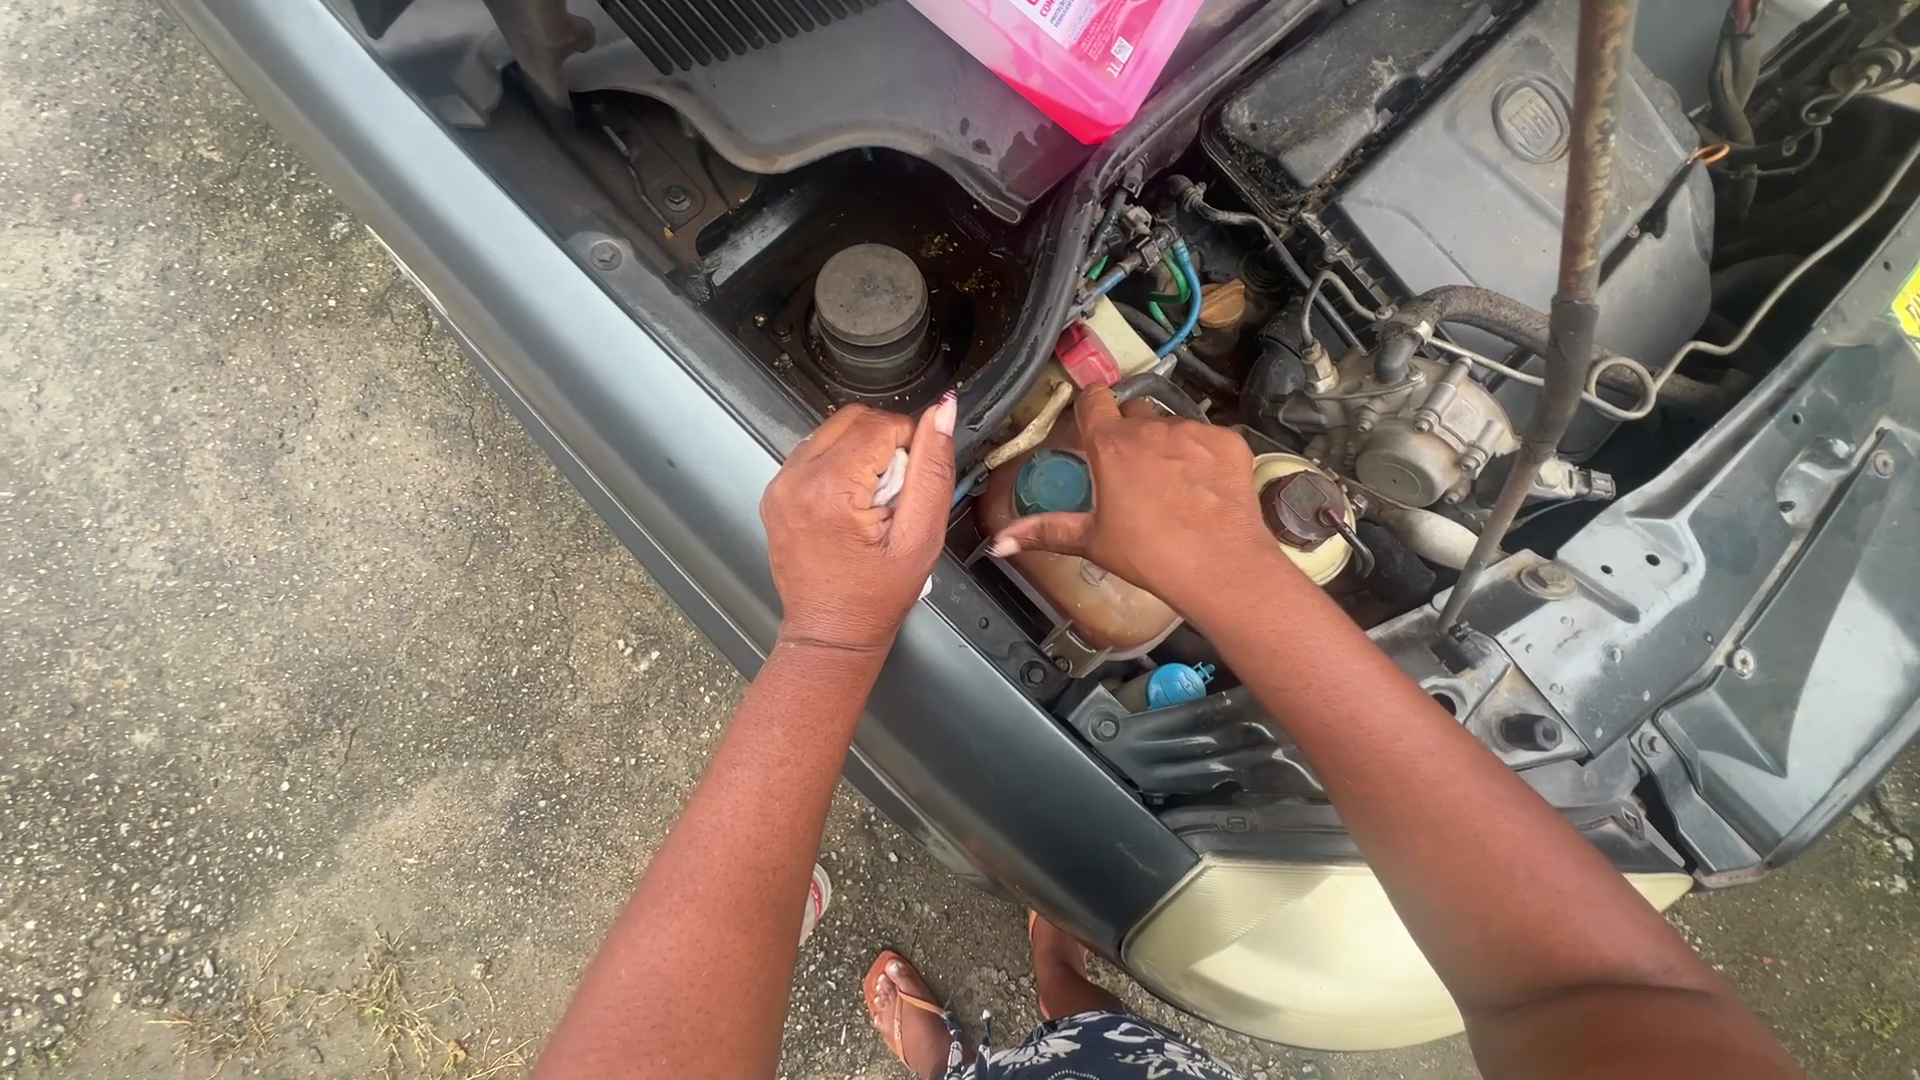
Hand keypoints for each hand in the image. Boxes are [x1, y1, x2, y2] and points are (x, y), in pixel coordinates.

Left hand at [761, 395, 956, 651]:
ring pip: (833, 431)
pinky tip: (852, 503)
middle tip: (895, 493)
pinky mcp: (776, 492)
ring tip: (873, 502)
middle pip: (854, 419)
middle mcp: (795, 478)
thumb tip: (943, 411)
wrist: (831, 631)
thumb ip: (933, 469)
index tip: (912, 485)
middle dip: (885, 443)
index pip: (881, 424)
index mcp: (830, 488)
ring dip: (862, 452)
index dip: (909, 444)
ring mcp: (780, 484)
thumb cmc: (876, 596)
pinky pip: (814, 452)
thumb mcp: (921, 536)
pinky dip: (840, 463)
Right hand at [988, 387, 1289, 618]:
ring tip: (1170, 486)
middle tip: (1130, 470)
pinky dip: (1202, 456)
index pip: (1094, 399)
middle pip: (1134, 412)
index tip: (1091, 425)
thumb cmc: (1149, 555)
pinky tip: (1202, 489)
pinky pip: (1208, 438)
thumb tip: (999, 543)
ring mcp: (1194, 431)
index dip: (1090, 409)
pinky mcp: (1228, 441)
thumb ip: (1044, 532)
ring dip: (1166, 445)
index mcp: (1111, 446)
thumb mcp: (1092, 542)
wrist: (1219, 567)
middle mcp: (1151, 428)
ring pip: (1172, 425)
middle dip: (1129, 433)